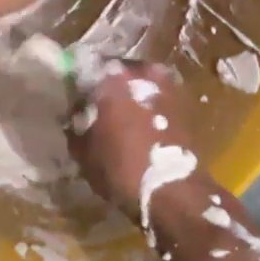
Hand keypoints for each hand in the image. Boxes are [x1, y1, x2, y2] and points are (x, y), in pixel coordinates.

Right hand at [68, 62, 196, 217]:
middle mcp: (140, 71)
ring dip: (130, 94)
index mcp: (110, 78)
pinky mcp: (184, 101)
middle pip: (115, 71)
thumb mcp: (84, 154)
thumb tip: (75, 118)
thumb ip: (75, 128)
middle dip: (107, 86)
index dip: (79, 85)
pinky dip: (149, 105)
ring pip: (139, 81)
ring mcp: (166, 83)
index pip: (85, 68)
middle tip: (98, 108)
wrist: (174, 192)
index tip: (75, 101)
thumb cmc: (122, 170)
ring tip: (123, 117)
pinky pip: (157, 96)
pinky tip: (143, 125)